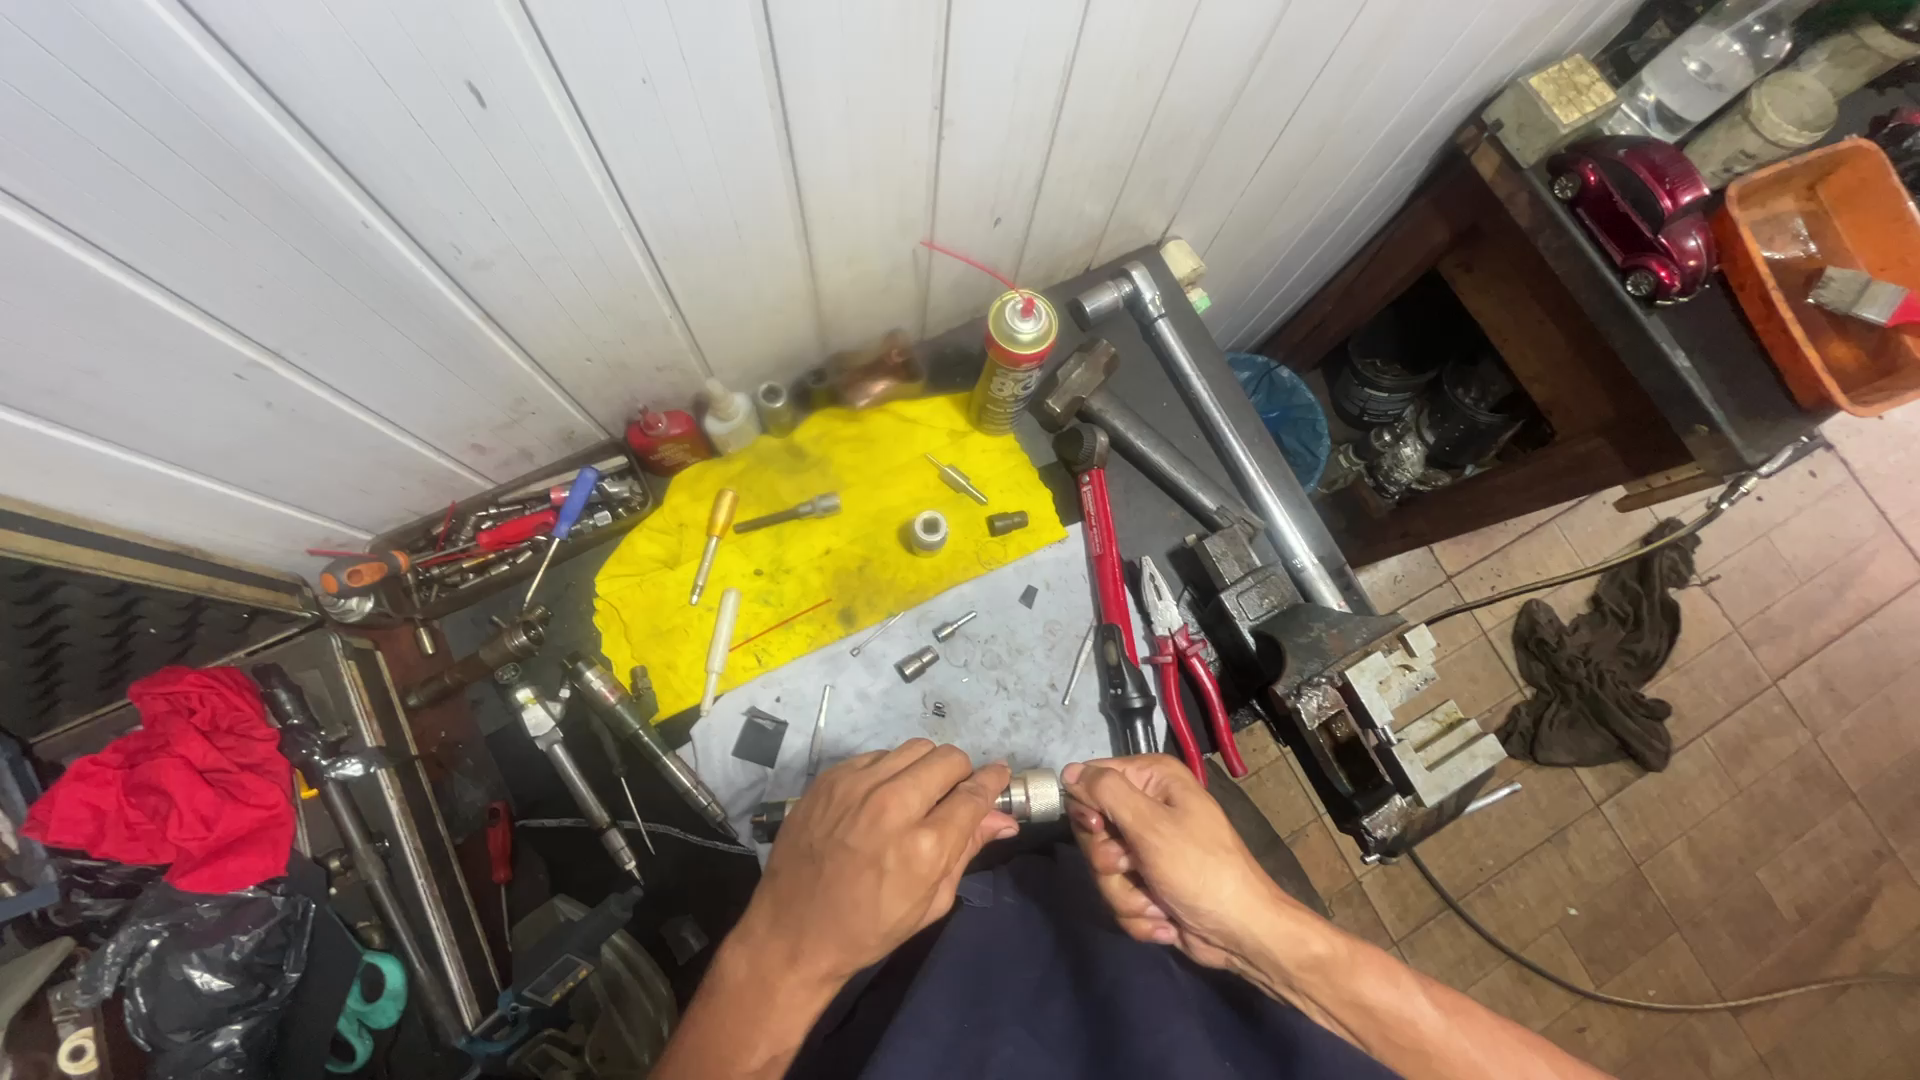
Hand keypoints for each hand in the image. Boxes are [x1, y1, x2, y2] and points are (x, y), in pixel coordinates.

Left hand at [732, 740, 1015, 987]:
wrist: (792, 931)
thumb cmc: (868, 928)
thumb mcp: (930, 902)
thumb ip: (968, 850)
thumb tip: (1003, 818)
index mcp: (923, 846)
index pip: (974, 793)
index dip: (993, 782)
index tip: (1000, 775)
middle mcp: (893, 804)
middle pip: (949, 758)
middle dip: (960, 774)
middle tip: (952, 796)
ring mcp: (857, 785)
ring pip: (915, 748)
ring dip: (926, 767)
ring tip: (916, 795)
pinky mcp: (832, 777)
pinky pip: (878, 755)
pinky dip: (889, 771)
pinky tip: (880, 798)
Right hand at [1063, 754, 1297, 971]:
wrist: (1242, 935)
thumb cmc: (1200, 870)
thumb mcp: (1151, 825)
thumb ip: (1106, 792)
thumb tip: (1068, 772)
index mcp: (1153, 780)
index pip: (1091, 778)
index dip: (1088, 807)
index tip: (1098, 829)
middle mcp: (1148, 806)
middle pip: (1092, 828)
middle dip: (1108, 861)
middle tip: (1131, 866)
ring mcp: (1146, 847)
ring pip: (1101, 868)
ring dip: (1125, 893)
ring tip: (1156, 901)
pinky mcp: (1147, 883)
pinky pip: (1118, 894)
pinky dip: (1138, 913)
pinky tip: (1164, 918)